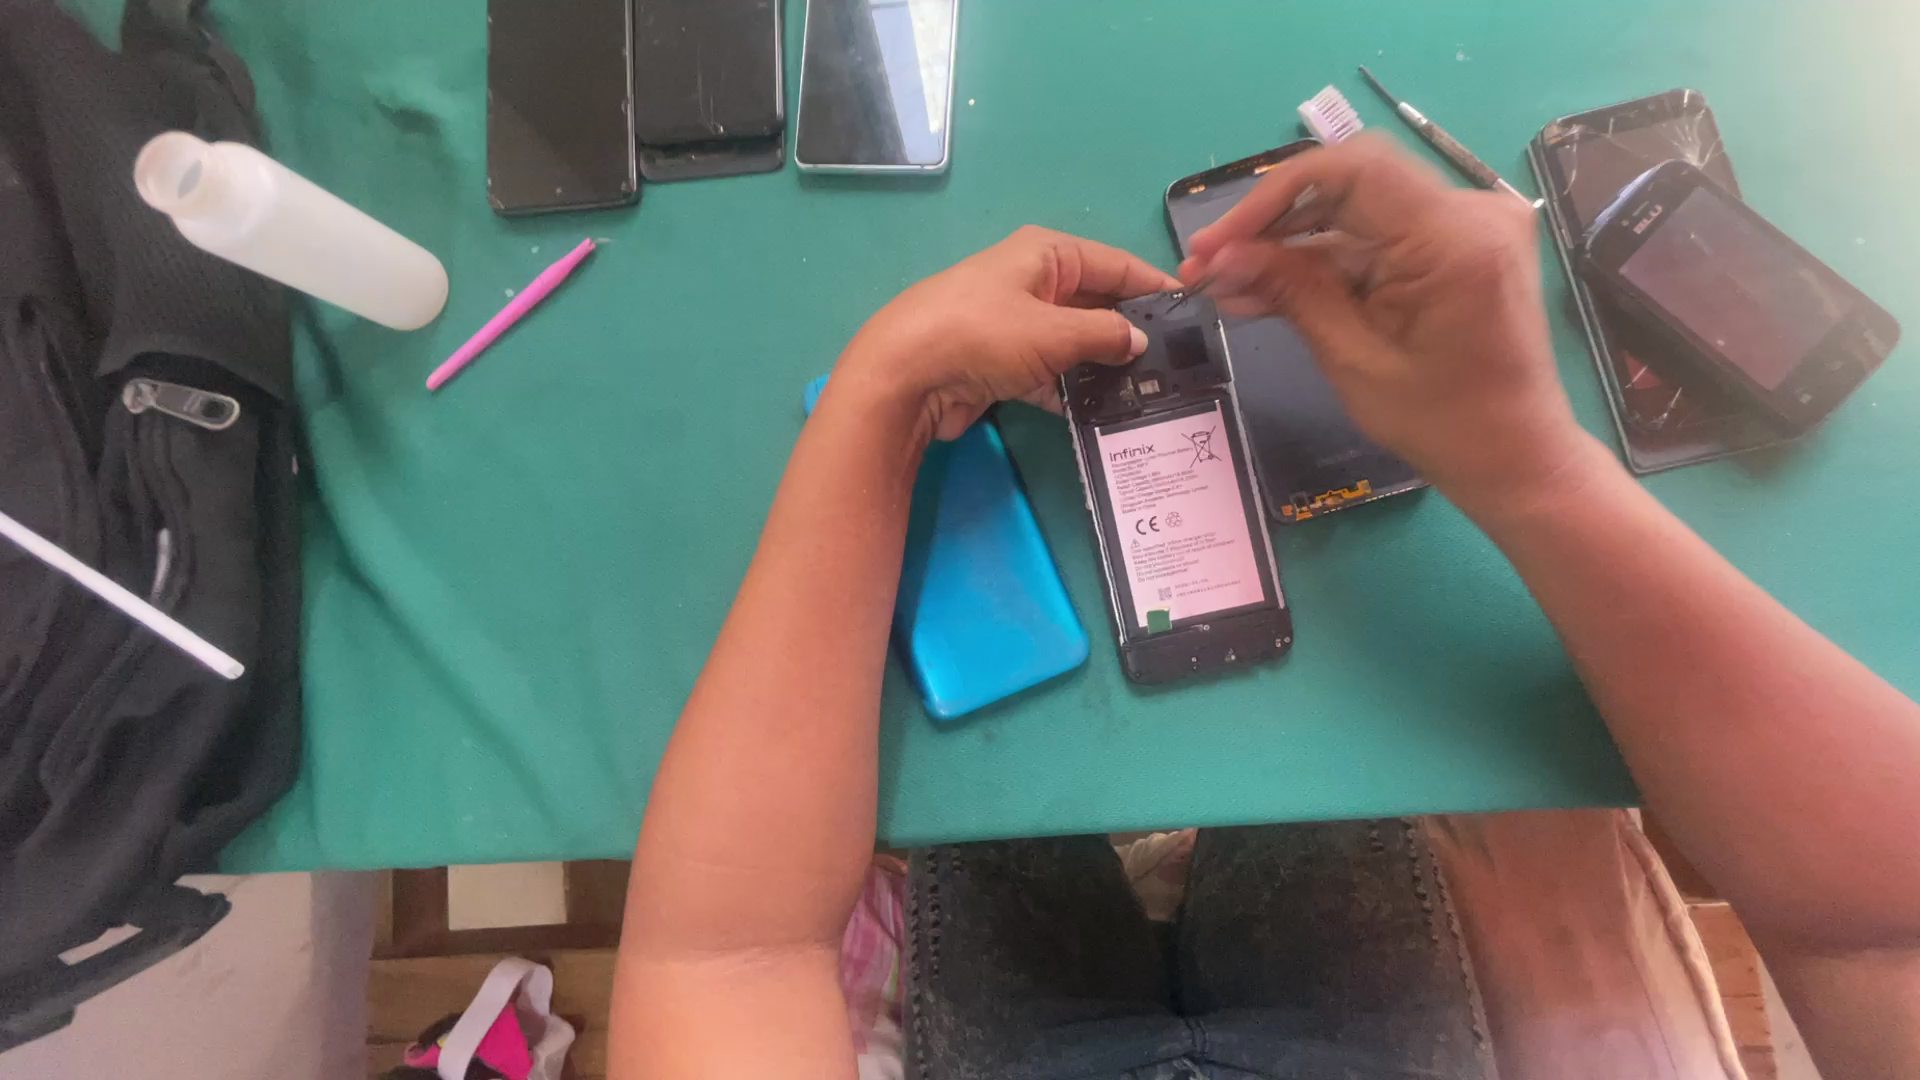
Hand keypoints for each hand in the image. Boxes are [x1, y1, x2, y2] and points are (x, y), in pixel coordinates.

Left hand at [837, 226, 1177, 441]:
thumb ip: (1103, 335)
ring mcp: (1016, 328)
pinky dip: (1070, 390)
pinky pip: (1049, 375)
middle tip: (1174, 363)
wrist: (907, 375)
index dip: (1153, 286)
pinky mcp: (1002, 367)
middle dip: (1128, 332)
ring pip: (1073, 344)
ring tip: (1147, 393)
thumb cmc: (982, 333)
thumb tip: (1139, 341)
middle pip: (1094, 305)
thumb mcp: (1052, 331)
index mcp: (1046, 255)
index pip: (1114, 264)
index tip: (1191, 311)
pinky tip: (1101, 411)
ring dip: (1101, 367)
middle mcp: (1032, 285)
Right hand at [1182, 135, 1605, 513]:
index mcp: (1452, 238)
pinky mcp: (1448, 247)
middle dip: (1267, 225)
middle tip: (1205, 267)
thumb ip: (1293, 293)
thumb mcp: (1352, 359)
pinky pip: (1370, 242)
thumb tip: (1223, 259)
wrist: (1509, 450)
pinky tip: (1265, 292)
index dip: (1270, 197)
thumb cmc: (1437, 420)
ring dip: (1284, 249)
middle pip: (1346, 187)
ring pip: (1350, 215)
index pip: (1350, 172)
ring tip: (1222, 287)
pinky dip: (1318, 266)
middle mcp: (1466, 211)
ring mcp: (1461, 226)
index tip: (1216, 244)